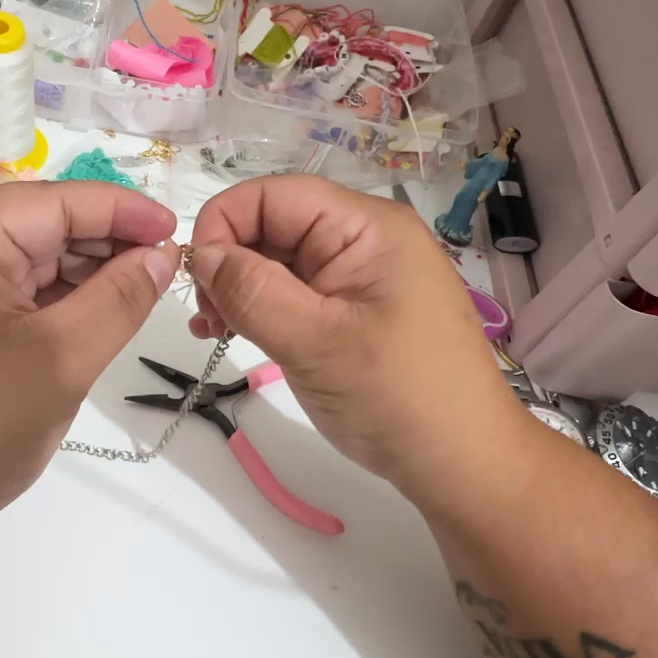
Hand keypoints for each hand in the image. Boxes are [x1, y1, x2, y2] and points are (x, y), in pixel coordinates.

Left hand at [0, 181, 180, 542]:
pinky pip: (20, 296)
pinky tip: (105, 310)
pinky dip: (65, 300)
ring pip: (33, 261)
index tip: (173, 229)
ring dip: (89, 271)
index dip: (117, 210)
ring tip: (144, 288)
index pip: (48, 204)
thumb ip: (118, 299)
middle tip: (165, 264)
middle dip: (105, 241)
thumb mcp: (62, 359)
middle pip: (38, 227)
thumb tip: (163, 256)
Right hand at [187, 175, 525, 488]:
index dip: (225, 224)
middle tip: (207, 319)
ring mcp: (356, 279)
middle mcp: (361, 241)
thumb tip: (201, 253)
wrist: (460, 461)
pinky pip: (291, 295)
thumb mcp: (317, 342)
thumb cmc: (397, 397)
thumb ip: (253, 291)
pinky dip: (257, 310)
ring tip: (213, 331)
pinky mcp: (348, 313)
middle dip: (228, 263)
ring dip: (236, 290)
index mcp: (366, 228)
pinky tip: (231, 334)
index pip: (275, 196)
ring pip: (276, 263)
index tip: (196, 279)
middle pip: (273, 227)